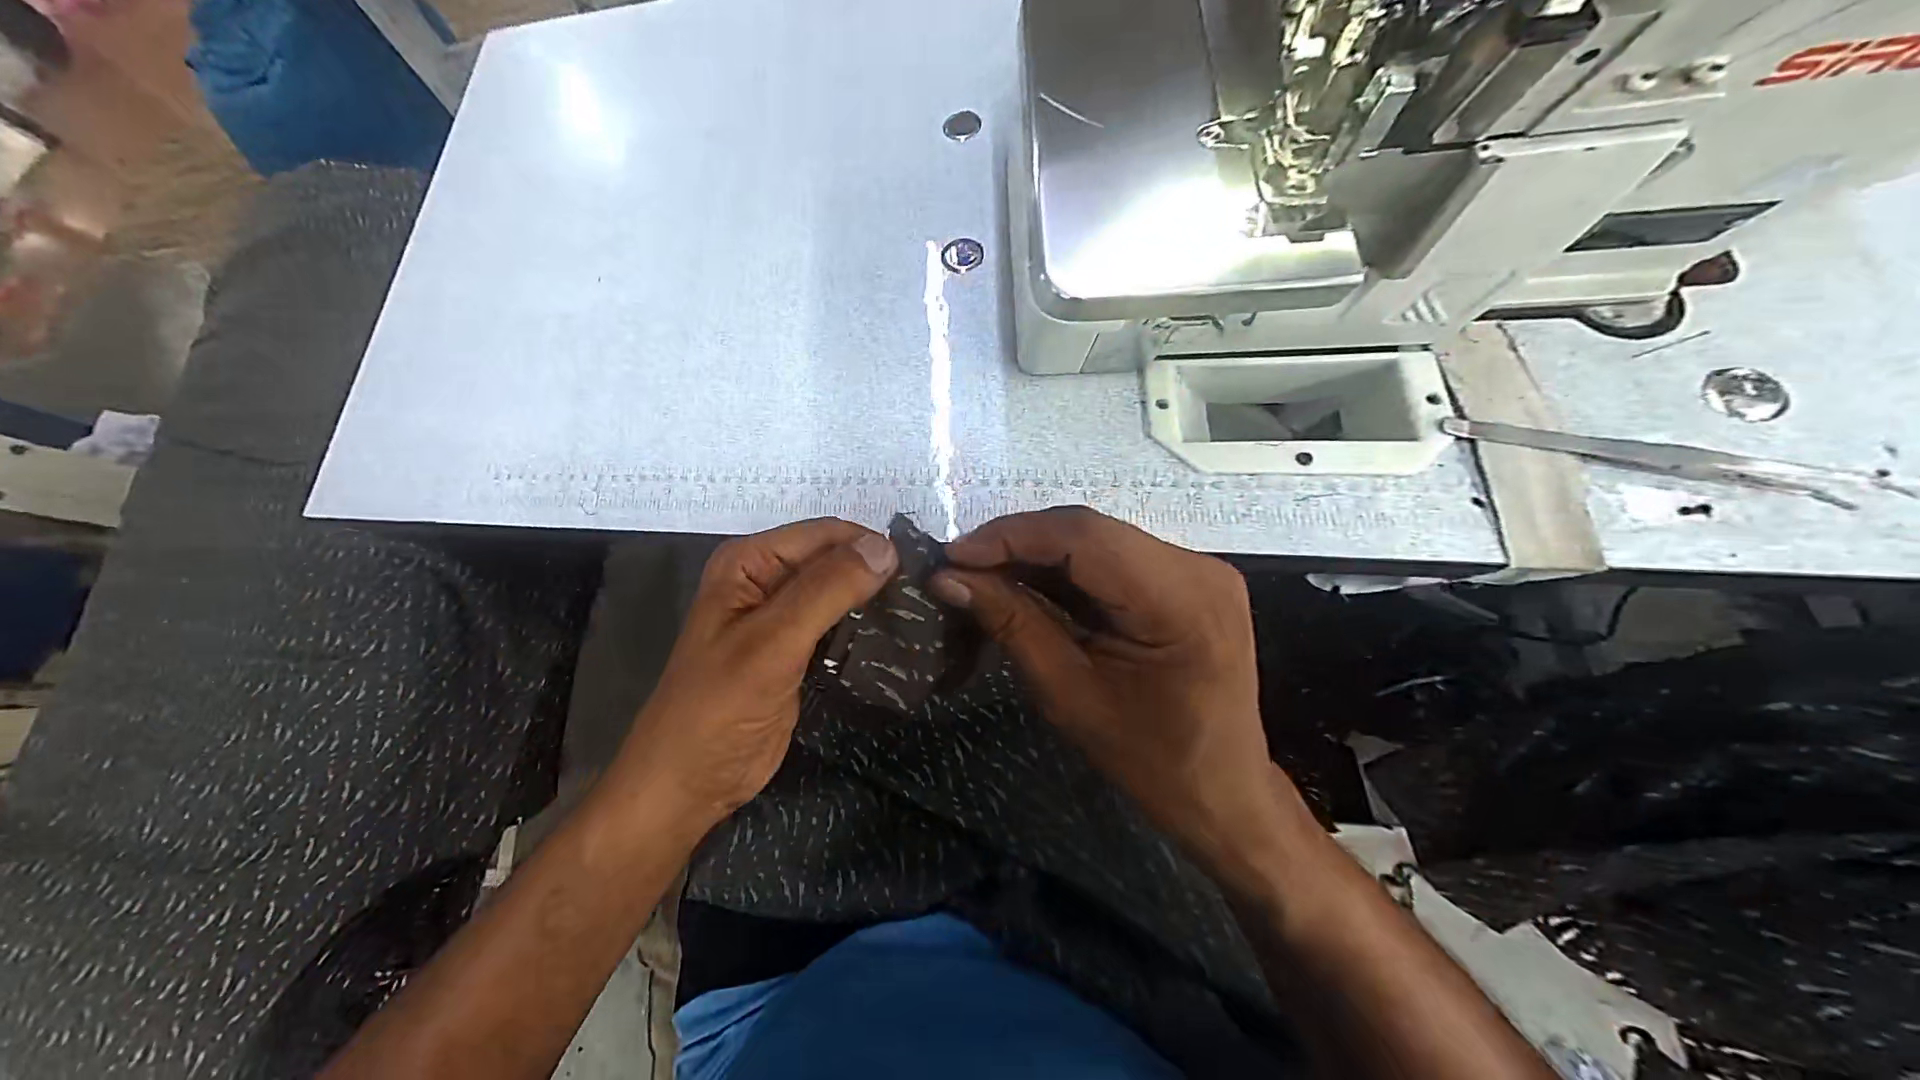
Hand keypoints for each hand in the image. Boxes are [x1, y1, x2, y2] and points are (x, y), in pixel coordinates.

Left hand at [606, 518, 896, 836]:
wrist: (690, 783)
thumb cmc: (720, 708)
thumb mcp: (773, 642)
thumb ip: (827, 590)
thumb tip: (886, 547)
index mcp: (749, 562)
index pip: (825, 534)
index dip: (870, 546)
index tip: (920, 571)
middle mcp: (766, 580)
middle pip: (834, 560)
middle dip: (876, 574)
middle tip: (925, 595)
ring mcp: (782, 618)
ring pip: (841, 593)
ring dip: (874, 602)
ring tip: (919, 614)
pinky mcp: (797, 651)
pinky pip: (839, 626)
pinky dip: (865, 629)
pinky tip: (896, 638)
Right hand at [930, 507, 1290, 872]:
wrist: (1222, 791)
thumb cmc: (1151, 760)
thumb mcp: (1070, 695)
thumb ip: (1013, 624)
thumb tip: (950, 577)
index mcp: (1184, 601)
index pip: (1086, 540)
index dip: (1012, 536)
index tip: (953, 555)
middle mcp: (1200, 568)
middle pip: (1092, 532)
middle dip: (1019, 542)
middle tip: (961, 566)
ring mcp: (1200, 570)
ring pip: (1100, 539)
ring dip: (1038, 553)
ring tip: (983, 573)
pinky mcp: (1189, 580)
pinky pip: (1115, 558)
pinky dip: (1066, 568)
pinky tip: (1026, 581)